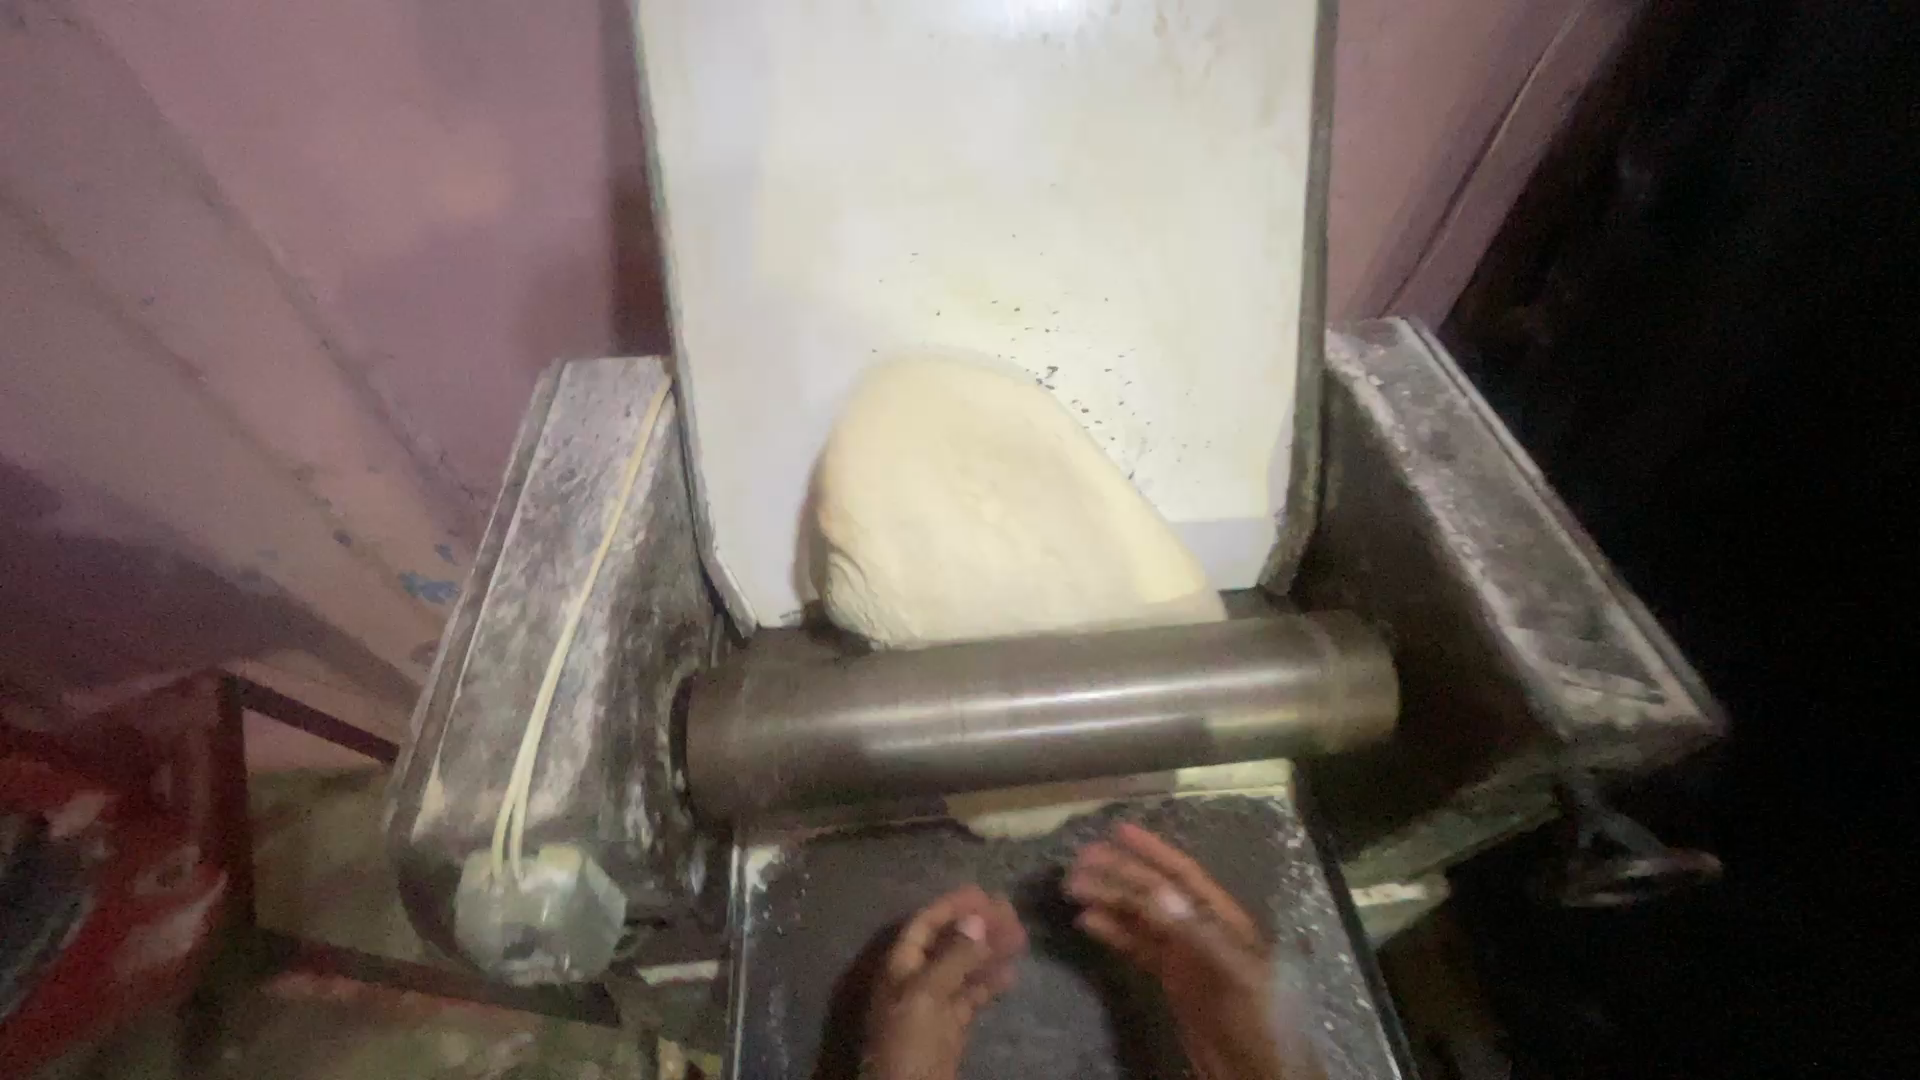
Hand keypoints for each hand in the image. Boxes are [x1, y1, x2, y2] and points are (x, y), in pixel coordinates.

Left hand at [863, 885, 1027, 1079]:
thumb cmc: (908, 1043)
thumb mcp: (926, 995)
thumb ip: (952, 957)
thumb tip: (976, 919)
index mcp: (901, 965)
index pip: (925, 923)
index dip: (951, 906)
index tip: (982, 893)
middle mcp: (917, 978)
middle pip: (949, 942)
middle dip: (977, 926)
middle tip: (1010, 912)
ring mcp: (934, 1003)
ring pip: (964, 968)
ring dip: (989, 951)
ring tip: (1020, 937)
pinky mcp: (951, 1027)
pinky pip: (972, 996)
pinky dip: (990, 984)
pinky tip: (1011, 974)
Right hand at [1066, 823, 1316, 1079]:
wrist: (1263, 1076)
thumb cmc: (1263, 1020)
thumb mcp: (1236, 972)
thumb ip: (1199, 932)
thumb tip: (1156, 891)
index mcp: (1222, 918)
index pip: (1182, 875)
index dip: (1151, 850)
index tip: (1117, 830)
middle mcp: (1200, 927)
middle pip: (1153, 892)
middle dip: (1118, 873)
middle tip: (1079, 861)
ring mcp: (1185, 954)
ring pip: (1140, 916)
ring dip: (1108, 899)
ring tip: (1073, 888)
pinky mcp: (1171, 979)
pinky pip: (1136, 946)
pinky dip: (1112, 932)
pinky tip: (1088, 922)